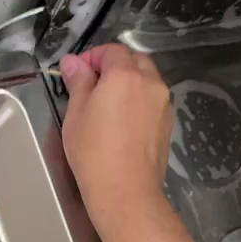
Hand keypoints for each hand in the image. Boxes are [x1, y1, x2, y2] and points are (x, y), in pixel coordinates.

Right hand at [57, 45, 173, 223]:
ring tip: (109, 105)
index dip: (92, 57)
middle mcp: (150, 82)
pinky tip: (124, 122)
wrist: (125, 190)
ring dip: (129, 82)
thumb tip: (72, 62)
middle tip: (93, 87)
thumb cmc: (93, 152)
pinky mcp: (168, 123)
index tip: (76, 73)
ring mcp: (163, 103)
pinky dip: (139, 100)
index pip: (112, 51)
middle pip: (134, 60)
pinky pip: (153, 100)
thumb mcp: (76, 114)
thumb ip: (78, 82)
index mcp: (125, 75)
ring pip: (147, 80)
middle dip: (114, 66)